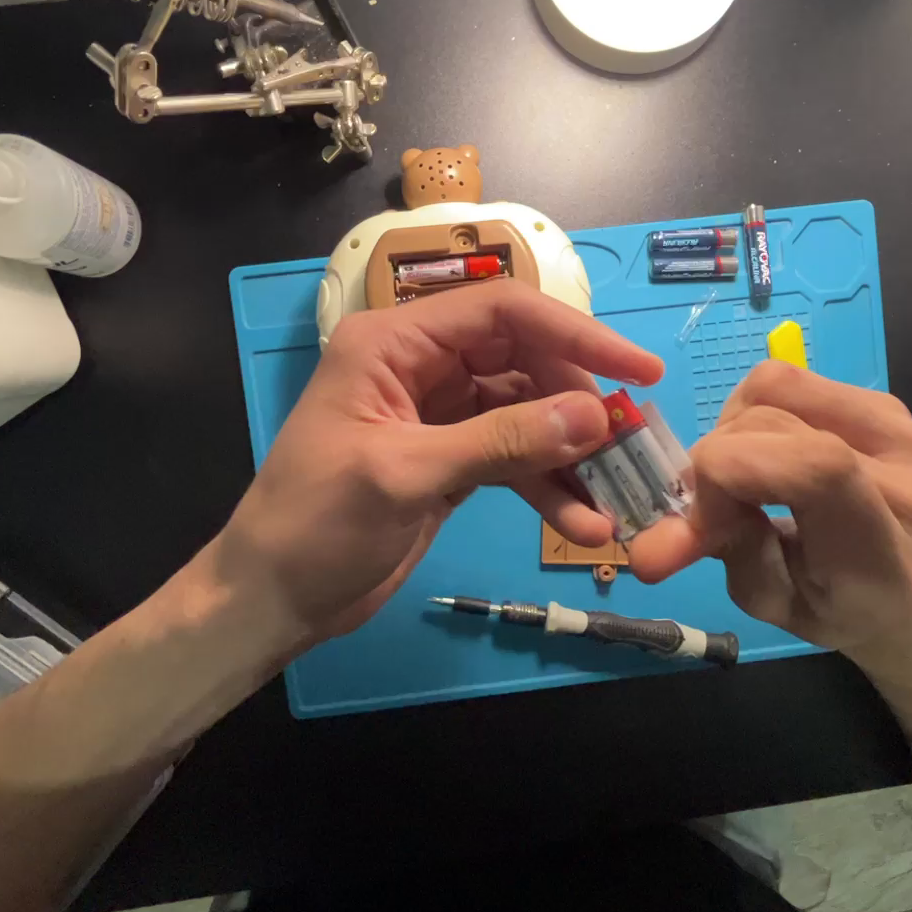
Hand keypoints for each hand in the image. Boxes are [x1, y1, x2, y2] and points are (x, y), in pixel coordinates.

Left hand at [208, 280, 663, 640]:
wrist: (274, 598)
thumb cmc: (315, 524)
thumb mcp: (406, 475)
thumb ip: (501, 441)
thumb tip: (594, 415)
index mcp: (395, 344)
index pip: (501, 312)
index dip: (574, 333)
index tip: (637, 369)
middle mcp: (422, 368)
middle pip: (522, 362)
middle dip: (578, 402)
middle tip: (630, 443)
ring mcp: (440, 417)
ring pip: (526, 416)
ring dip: (571, 457)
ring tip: (616, 498)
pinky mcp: (452, 463)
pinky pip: (514, 461)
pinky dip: (548, 488)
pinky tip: (583, 524)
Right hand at [629, 361, 911, 674]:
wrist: (911, 594)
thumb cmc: (834, 608)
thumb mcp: (769, 600)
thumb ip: (718, 556)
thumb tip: (642, 548)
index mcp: (888, 558)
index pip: (817, 469)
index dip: (731, 468)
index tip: (695, 510)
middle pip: (780, 422)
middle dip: (717, 456)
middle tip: (707, 501)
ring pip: (782, 385)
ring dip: (737, 426)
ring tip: (746, 472)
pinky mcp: (898, 406)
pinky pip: (798, 381)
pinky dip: (761, 412)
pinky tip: (775, 450)